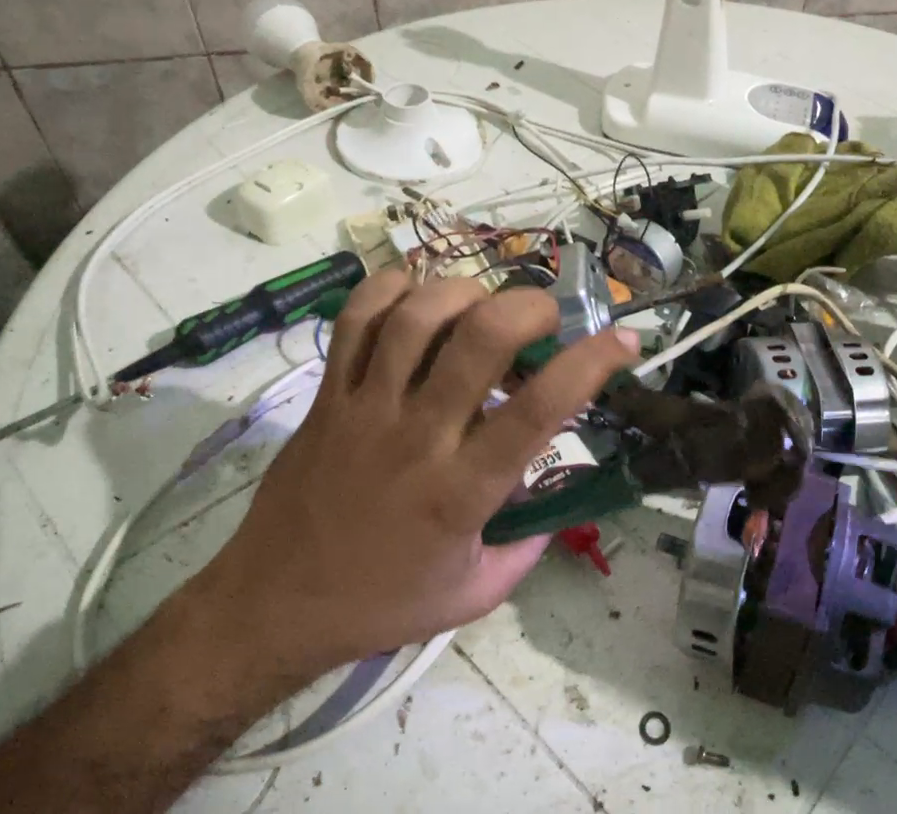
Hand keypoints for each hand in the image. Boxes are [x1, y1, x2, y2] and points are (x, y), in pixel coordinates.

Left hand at [201, 270, 637, 672]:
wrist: (273, 606)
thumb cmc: (384, 603)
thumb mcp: (477, 592)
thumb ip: (530, 545)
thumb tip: (560, 496)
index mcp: (463, 491)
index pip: (540, 410)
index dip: (592, 363)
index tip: (624, 340)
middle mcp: (419, 436)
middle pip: (480, 339)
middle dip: (529, 307)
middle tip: (546, 316)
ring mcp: (366, 408)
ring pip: (417, 316)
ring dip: (465, 293)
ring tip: (484, 307)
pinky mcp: (326, 395)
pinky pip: (355, 320)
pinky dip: (391, 290)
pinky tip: (419, 297)